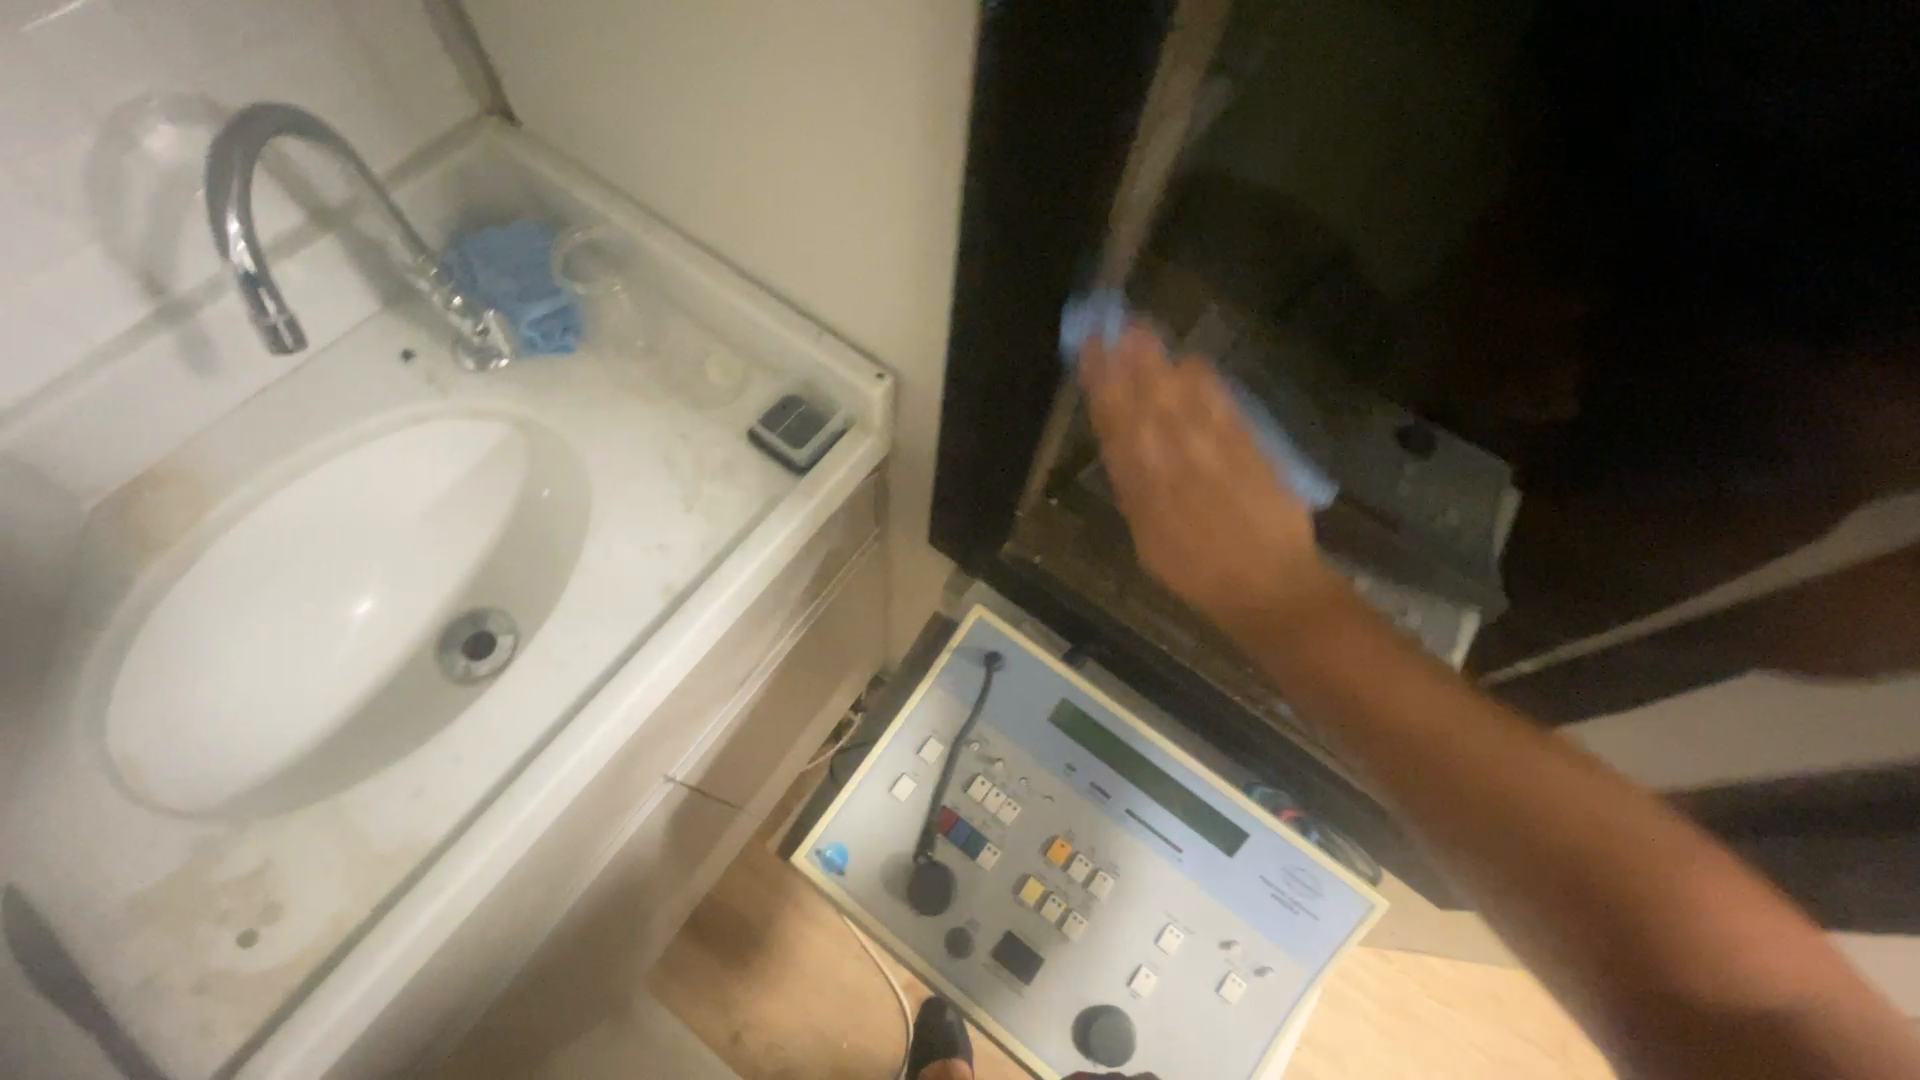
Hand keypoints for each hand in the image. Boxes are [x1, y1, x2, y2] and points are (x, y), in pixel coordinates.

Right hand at [1078, 323, 1337, 635]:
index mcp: (1143, 494)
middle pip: (1145, 409)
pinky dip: (1208, 387)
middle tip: (1114, 327)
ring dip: (1159, 366)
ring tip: (1142, 333)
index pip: (1115, 431)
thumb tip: (1125, 451)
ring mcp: (1212, 458)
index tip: (1089, 358)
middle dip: (1127, 367)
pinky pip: (1224, 412)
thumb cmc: (1198, 574)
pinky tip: (1194, 363)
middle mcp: (1173, 470)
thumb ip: (1137, 494)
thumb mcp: (1150, 544)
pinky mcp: (1250, 452)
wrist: (1266, 587)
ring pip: (1180, 405)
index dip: (1101, 391)